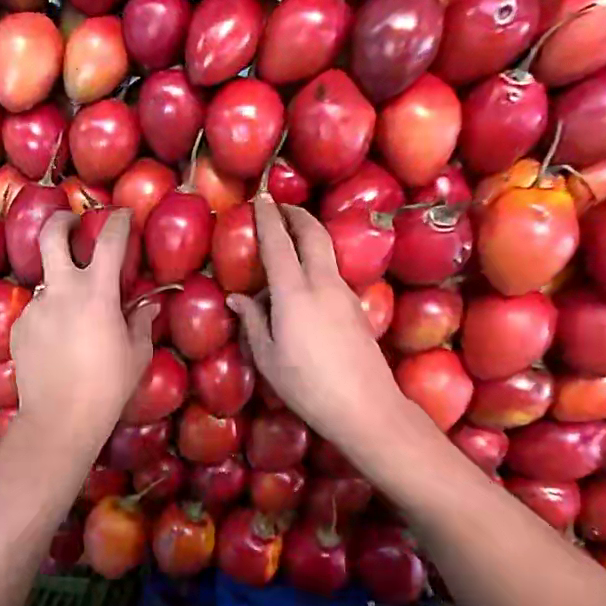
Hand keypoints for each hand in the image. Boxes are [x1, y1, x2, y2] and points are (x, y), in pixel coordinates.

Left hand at [9, 208, 158, 453]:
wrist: (59, 419)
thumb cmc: (108, 386)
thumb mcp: (137, 354)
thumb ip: (141, 321)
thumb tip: (148, 305)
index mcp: (96, 292)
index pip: (109, 240)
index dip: (117, 221)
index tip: (122, 215)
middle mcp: (61, 290)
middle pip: (51, 235)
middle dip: (62, 220)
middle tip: (71, 222)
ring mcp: (35, 307)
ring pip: (47, 280)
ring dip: (61, 285)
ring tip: (75, 316)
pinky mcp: (19, 326)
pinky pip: (38, 310)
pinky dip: (51, 316)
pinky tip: (59, 343)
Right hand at [230, 198, 429, 447]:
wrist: (367, 407)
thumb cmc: (307, 386)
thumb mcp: (269, 357)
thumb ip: (253, 321)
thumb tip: (238, 297)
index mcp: (294, 293)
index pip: (278, 243)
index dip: (268, 218)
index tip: (260, 199)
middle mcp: (323, 283)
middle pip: (312, 234)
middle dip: (296, 214)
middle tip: (280, 205)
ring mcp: (345, 293)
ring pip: (326, 251)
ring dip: (308, 235)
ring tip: (290, 238)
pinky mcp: (356, 307)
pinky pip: (332, 272)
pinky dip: (316, 262)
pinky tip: (305, 283)